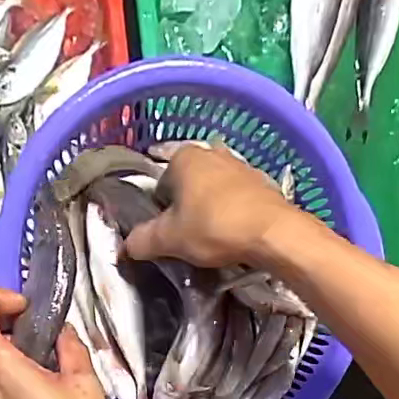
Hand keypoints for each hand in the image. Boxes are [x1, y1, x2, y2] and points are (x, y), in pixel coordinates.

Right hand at [124, 144, 312, 268]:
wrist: (273, 233)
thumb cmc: (214, 228)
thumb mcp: (169, 239)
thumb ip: (142, 241)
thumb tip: (125, 246)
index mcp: (183, 157)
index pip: (158, 185)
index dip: (158, 213)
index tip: (166, 234)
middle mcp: (211, 152)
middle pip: (186, 186)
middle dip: (184, 209)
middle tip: (186, 239)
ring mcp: (239, 164)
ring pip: (211, 191)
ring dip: (208, 211)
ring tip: (210, 239)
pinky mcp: (262, 182)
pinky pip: (235, 198)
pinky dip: (230, 213)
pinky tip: (232, 234)